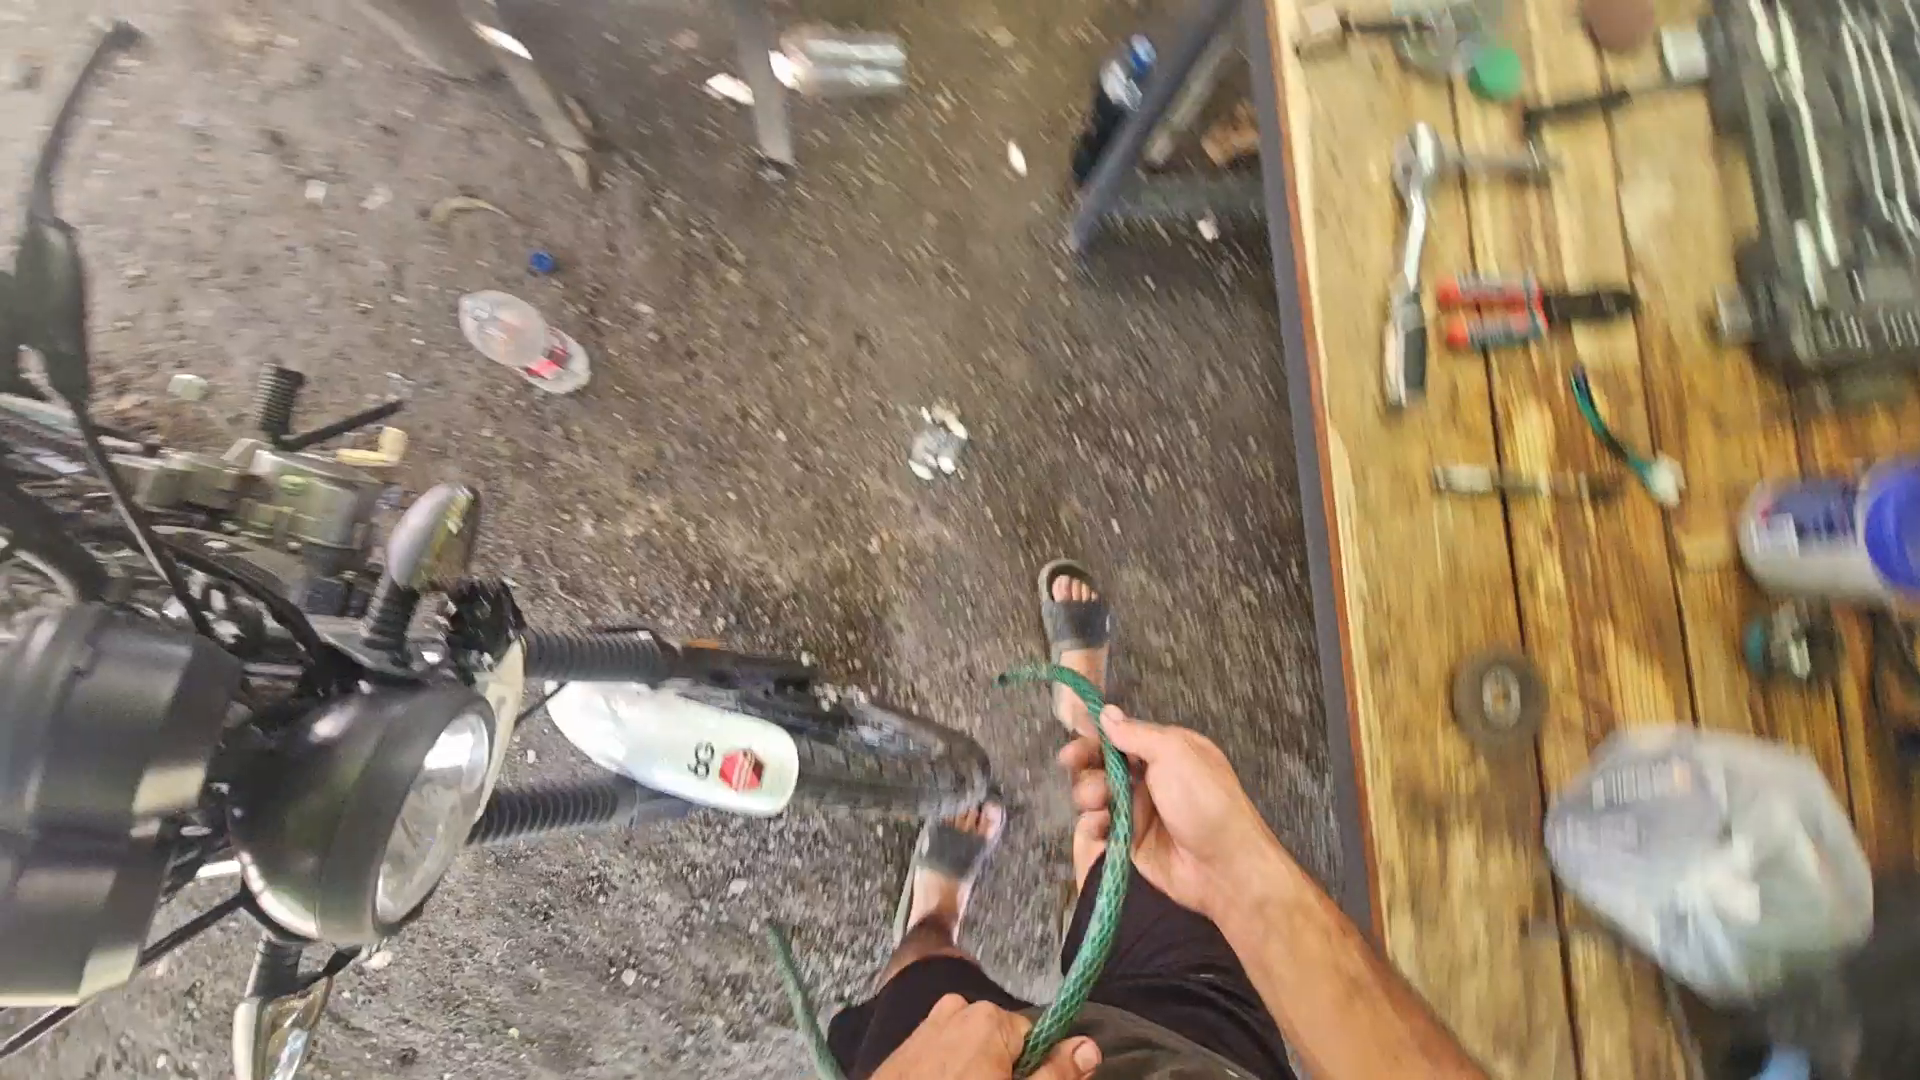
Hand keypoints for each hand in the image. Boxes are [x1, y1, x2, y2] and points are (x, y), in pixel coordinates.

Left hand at [869, 995, 1100, 1079]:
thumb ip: (1055, 1076)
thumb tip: (1090, 1045)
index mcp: (989, 1018)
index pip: (1035, 1039)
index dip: (1036, 1073)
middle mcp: (958, 1008)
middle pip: (1002, 1043)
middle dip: (1004, 1074)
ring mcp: (927, 1025)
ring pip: (970, 1052)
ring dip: (975, 1077)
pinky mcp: (904, 1047)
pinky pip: (941, 1057)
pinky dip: (948, 1077)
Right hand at [1058, 705, 1290, 921]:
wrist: (1224, 869)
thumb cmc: (1204, 801)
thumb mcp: (1175, 754)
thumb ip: (1136, 733)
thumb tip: (1106, 713)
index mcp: (1165, 750)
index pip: (1121, 735)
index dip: (1095, 734)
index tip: (1075, 733)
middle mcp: (1149, 777)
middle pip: (1102, 762)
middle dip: (1085, 761)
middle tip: (1070, 761)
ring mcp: (1137, 809)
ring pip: (1095, 792)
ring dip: (1088, 792)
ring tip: (1097, 803)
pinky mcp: (1127, 840)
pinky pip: (1098, 824)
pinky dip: (1092, 822)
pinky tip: (1098, 825)